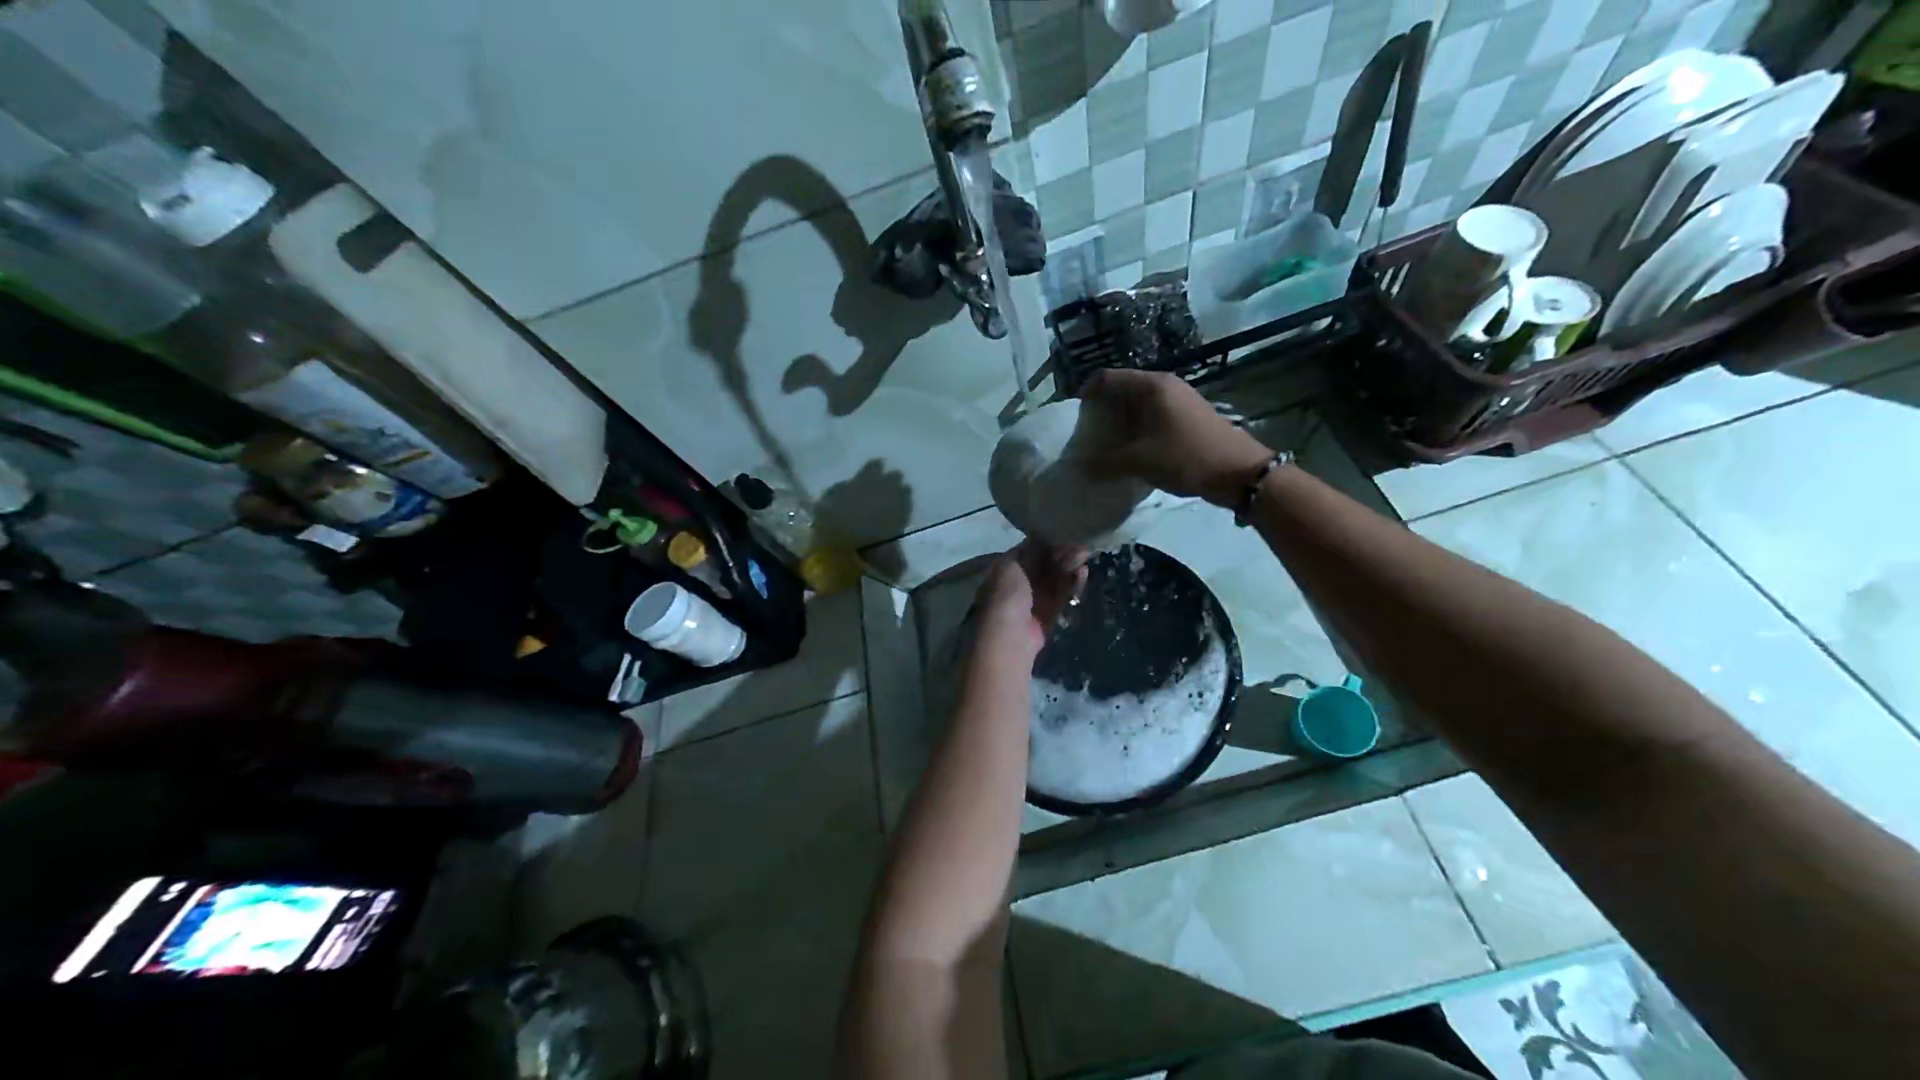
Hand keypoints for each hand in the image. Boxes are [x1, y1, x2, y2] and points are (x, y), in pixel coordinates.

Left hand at [975, 540, 1088, 654]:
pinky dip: (1072, 583)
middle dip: (1061, 554)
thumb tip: (1043, 536)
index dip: (1046, 542)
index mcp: (1005, 569)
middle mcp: (1019, 582)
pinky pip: (1062, 593)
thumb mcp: (1012, 566)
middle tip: (1081, 546)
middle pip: (1044, 564)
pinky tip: (1082, 573)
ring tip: (1085, 556)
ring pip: (1055, 578)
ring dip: (1069, 566)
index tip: (1064, 534)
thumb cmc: (1005, 597)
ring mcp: (1034, 598)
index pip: (1028, 551)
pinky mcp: (1049, 613)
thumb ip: (1030, 551)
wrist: (1009, 638)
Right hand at [1079, 370, 1274, 507]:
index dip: (1086, 392)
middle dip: (1102, 409)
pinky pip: (1152, 415)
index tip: (1073, 415)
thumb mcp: (1140, 461)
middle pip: (1122, 389)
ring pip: (1138, 403)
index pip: (1107, 378)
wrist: (1240, 472)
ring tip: (1106, 444)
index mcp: (1151, 386)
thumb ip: (1105, 461)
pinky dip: (1137, 428)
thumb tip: (1079, 465)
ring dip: (1119, 421)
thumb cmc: (1186, 457)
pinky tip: (1132, 450)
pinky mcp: (1188, 416)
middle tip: (1087, 433)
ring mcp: (1179, 399)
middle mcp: (1165, 385)